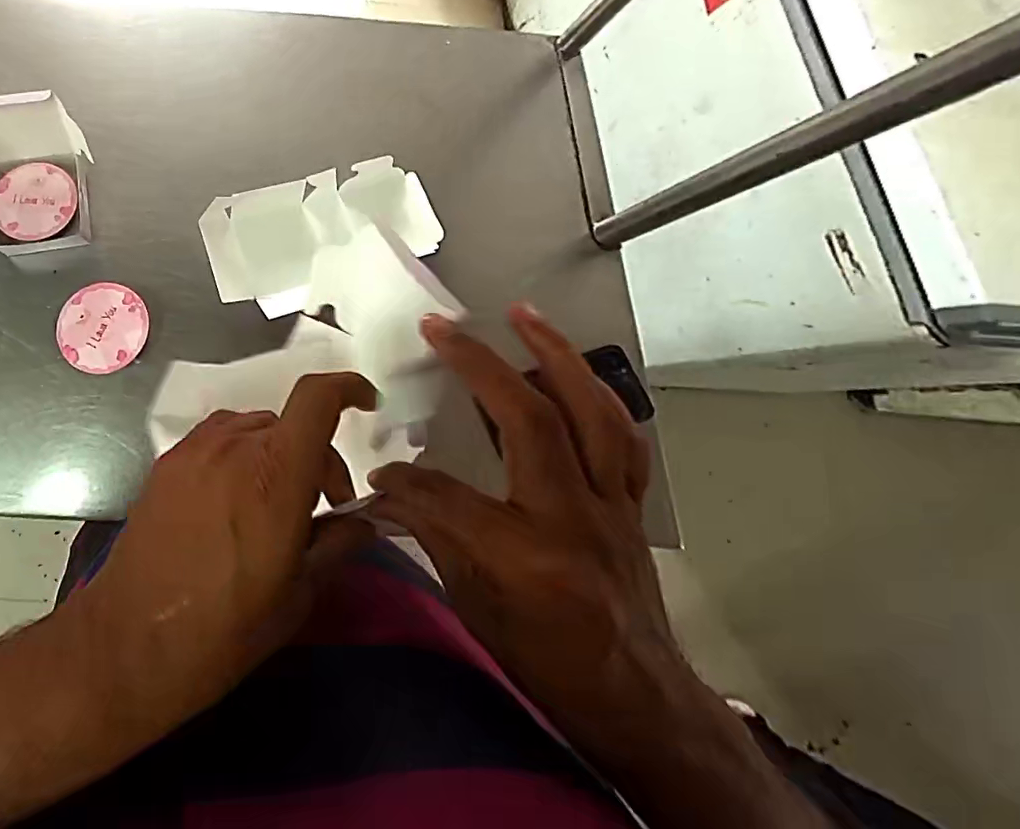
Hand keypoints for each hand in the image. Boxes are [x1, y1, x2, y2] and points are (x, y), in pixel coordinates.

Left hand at [73, 373, 378, 706]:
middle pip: (290, 424)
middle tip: (319, 511)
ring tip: (272, 508)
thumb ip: (338, 544)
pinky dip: (240, 456)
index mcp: (276, 473)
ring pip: (254, 430)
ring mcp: (194, 451)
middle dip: (316, 458)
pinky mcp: (167, 464)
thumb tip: (365, 522)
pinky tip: (233, 503)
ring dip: (276, 456)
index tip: (367, 405)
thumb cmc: (225, 628)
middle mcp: (234, 445)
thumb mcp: (298, 594)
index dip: (348, 388)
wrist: (129, 643)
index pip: (318, 398)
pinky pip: (218, 440)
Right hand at [371, 306, 826, 827]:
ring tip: (525, 316)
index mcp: (528, 558)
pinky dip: (593, 393)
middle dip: (482, 366)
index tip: (379, 472)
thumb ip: (435, 535)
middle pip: (531, 422)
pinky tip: (571, 372)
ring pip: (592, 413)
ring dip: (556, 355)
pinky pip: (620, 435)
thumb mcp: (476, 609)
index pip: (449, 496)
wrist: (640, 702)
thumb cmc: (547, 664)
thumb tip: (390, 488)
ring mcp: (613, 506)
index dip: (405, 481)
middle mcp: (576, 519)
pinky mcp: (631, 503)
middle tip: (447, 326)